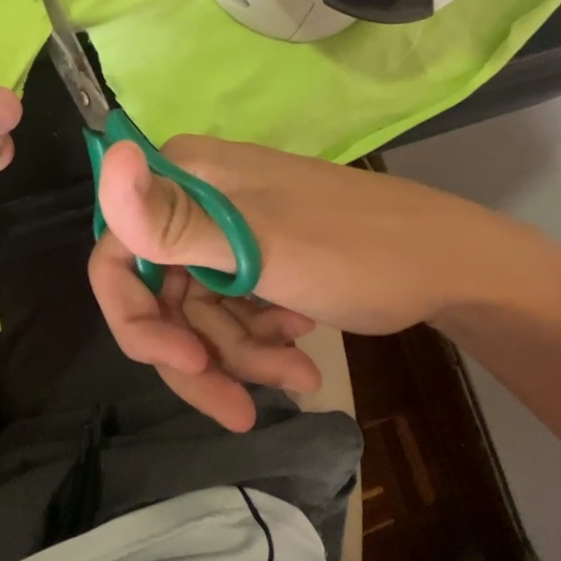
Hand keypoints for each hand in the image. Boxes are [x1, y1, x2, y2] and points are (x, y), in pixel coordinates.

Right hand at [89, 136, 539, 429]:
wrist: (450, 266)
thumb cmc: (355, 250)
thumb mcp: (261, 245)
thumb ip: (175, 217)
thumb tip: (111, 154)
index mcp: (181, 177)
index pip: (116, 253)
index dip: (137, 317)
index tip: (183, 360)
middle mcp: (192, 198)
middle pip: (157, 294)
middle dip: (198, 353)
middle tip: (239, 406)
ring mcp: (222, 230)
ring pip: (196, 315)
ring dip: (239, 355)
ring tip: (298, 375)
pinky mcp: (251, 258)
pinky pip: (229, 313)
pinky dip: (257, 343)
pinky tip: (301, 356)